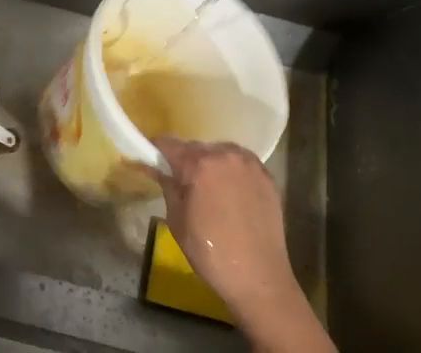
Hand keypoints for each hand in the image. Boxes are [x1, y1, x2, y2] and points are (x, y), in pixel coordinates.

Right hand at [150, 137, 333, 352]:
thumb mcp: (177, 221)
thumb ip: (167, 186)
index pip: (169, 144)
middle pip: (196, 148)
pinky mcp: (267, 176)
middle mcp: (225, 155)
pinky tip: (233, 196)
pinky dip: (232, 173)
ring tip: (211, 192)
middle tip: (184, 186)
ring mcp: (249, 164)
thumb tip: (155, 167)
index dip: (157, 152)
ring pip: (220, 153)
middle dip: (186, 162)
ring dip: (211, 165)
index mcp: (199, 165)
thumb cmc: (211, 253)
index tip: (153, 163)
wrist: (259, 278)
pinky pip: (241, 165)